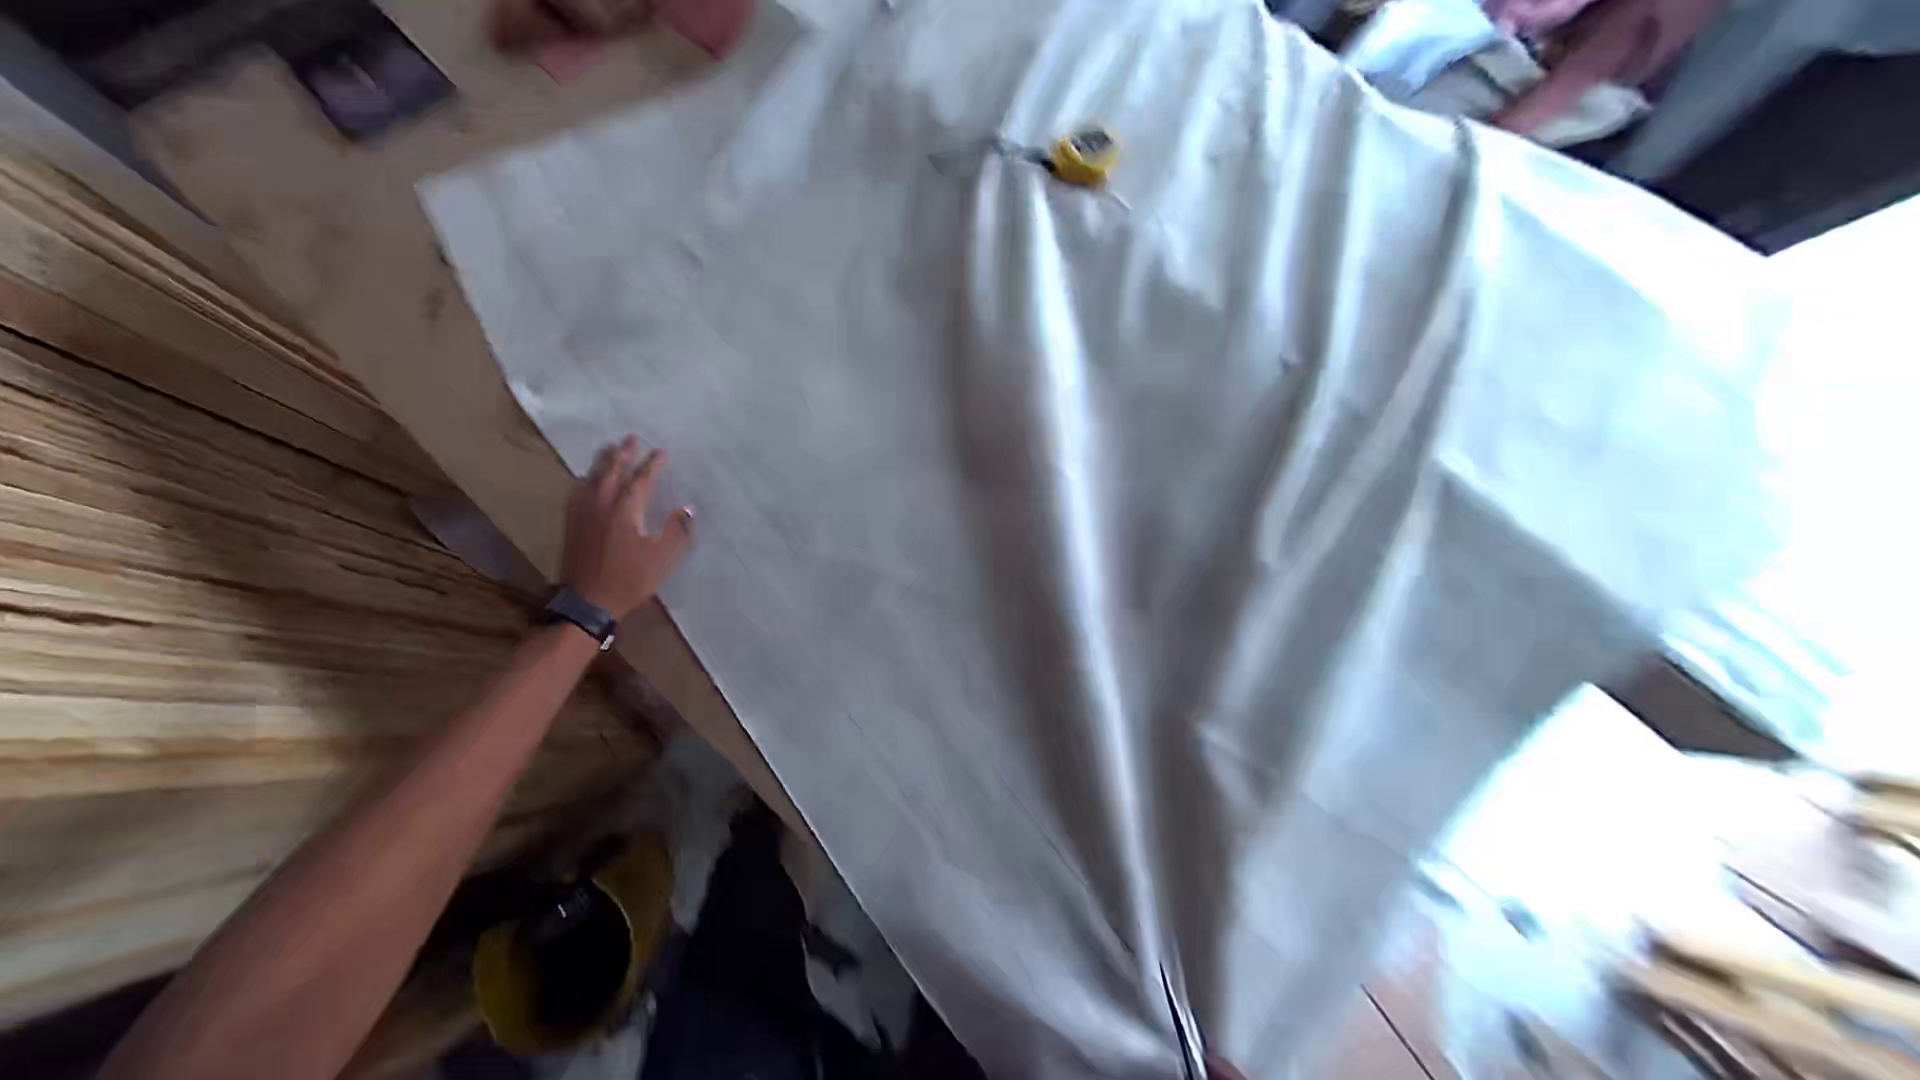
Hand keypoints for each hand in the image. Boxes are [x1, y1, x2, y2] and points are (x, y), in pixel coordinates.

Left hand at [561, 435, 694, 619]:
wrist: (588, 601)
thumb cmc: (629, 578)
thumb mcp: (662, 557)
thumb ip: (676, 530)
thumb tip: (687, 508)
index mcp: (625, 510)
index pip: (641, 479)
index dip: (652, 464)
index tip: (662, 451)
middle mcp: (602, 505)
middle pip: (612, 471)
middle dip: (624, 454)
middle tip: (632, 438)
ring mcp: (584, 513)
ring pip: (593, 478)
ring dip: (604, 462)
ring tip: (611, 450)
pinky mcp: (574, 524)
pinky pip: (581, 491)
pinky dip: (588, 479)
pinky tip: (589, 480)